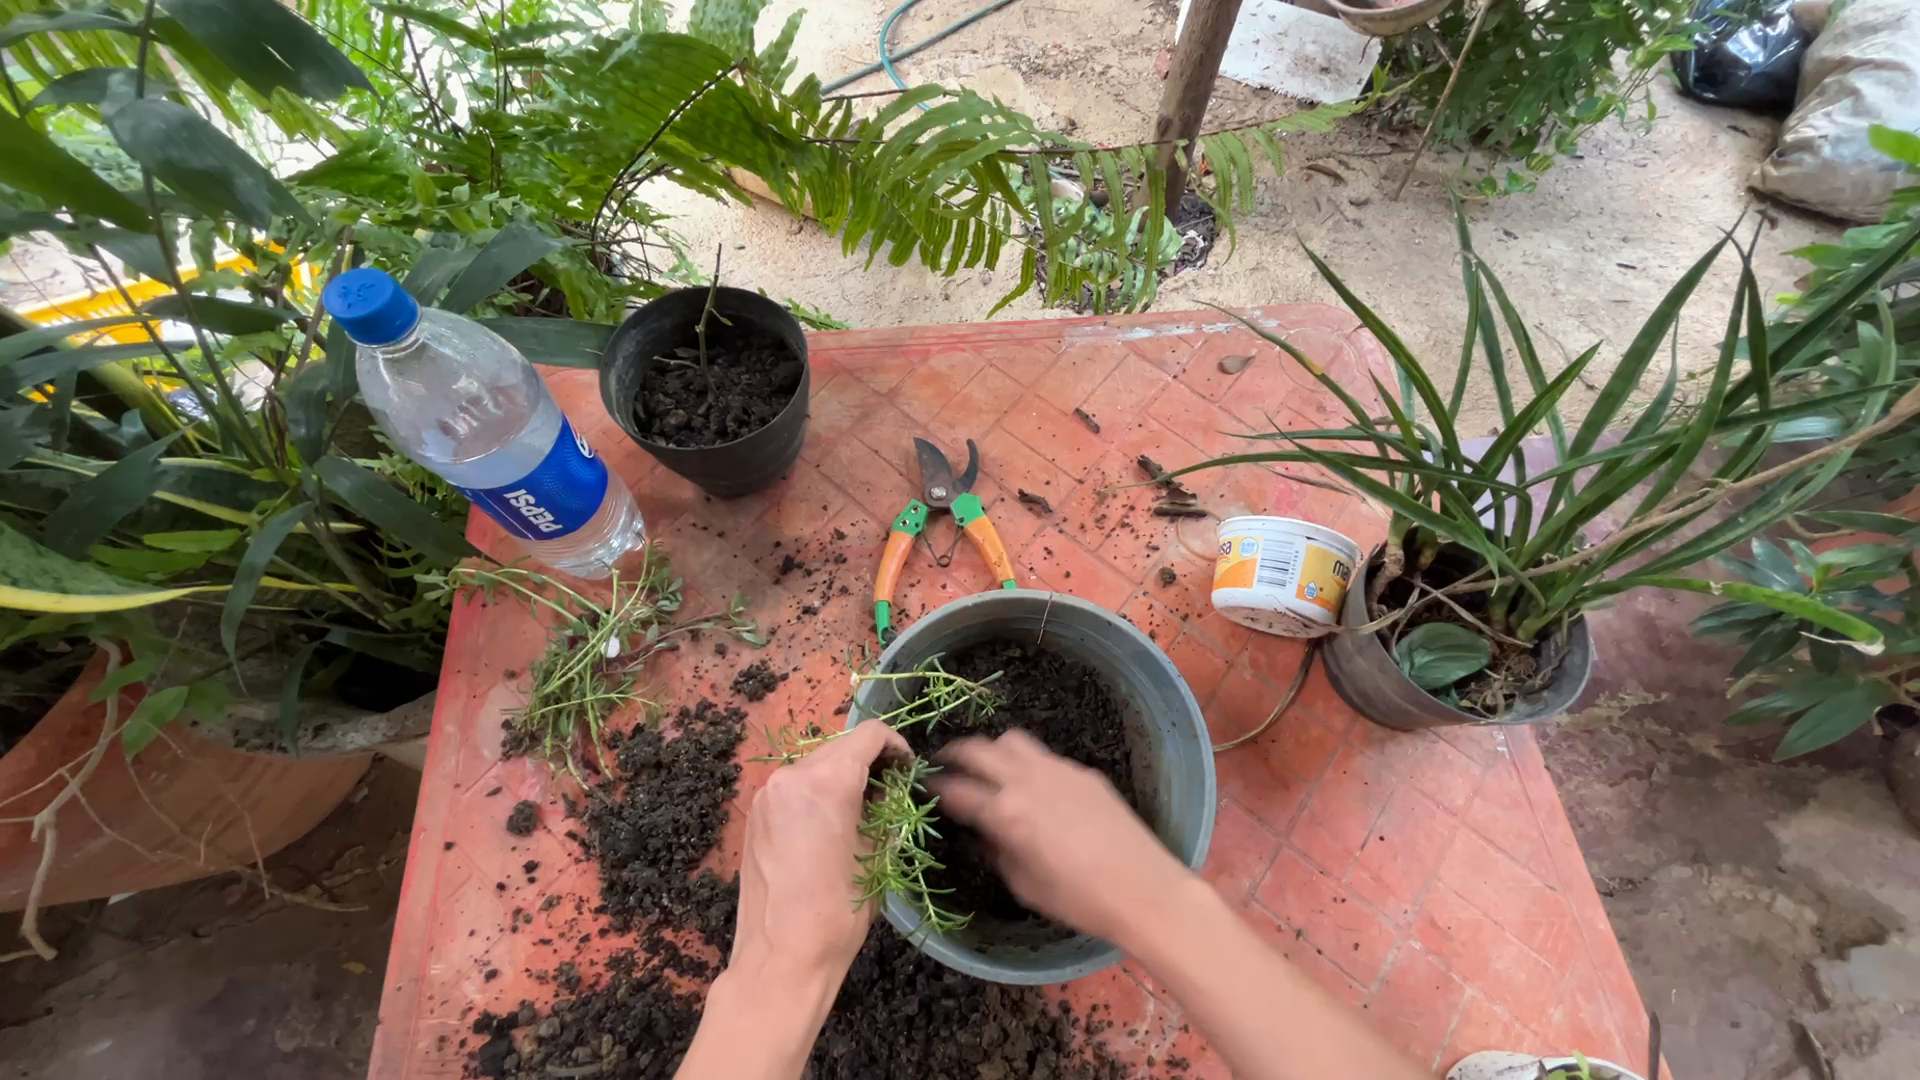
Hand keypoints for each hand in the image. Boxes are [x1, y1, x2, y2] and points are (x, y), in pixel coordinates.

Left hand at [730, 719, 910, 986]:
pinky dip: (816, 791)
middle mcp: (792, 775)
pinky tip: (829, 822)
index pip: (869, 734)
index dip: (895, 745)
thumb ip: (885, 807)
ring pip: (816, 763)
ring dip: (842, 774)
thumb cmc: (839, 911)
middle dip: (869, 761)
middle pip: (841, 746)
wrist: (780, 959)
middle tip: (890, 791)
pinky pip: (795, 785)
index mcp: (827, 781)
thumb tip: (888, 786)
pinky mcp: (755, 812)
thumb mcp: (877, 852)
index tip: (907, 769)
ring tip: (861, 809)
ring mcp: (768, 793)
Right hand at [930, 729, 1189, 945]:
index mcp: (1006, 813)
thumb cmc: (1080, 900)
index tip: (926, 788)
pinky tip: (1034, 786)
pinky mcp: (1082, 771)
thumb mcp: (1025, 886)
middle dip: (954, 753)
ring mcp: (1057, 769)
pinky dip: (1027, 763)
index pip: (956, 790)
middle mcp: (1026, 780)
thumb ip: (996, 852)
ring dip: (991, 749)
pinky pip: (1044, 756)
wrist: (1144, 888)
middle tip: (944, 763)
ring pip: (1011, 740)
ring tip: (987, 766)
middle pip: (977, 749)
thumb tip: (984, 833)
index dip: (935, 788)